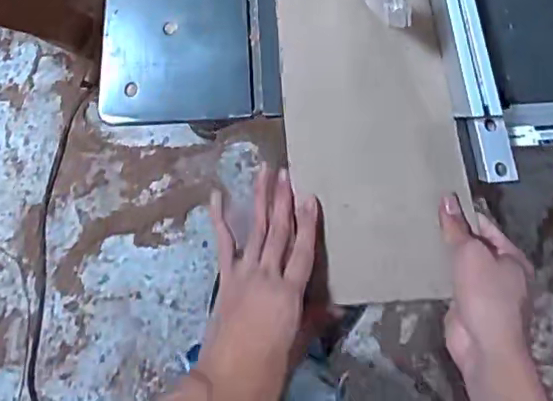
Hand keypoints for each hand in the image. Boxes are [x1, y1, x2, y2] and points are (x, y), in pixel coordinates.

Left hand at [185, 167, 321, 400]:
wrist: (224, 386)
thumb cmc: (266, 372)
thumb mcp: (296, 349)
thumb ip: (312, 321)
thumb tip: (335, 305)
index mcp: (288, 295)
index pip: (302, 251)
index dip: (308, 223)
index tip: (310, 196)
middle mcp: (266, 276)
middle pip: (279, 232)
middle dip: (284, 200)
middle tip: (288, 172)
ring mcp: (243, 274)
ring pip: (256, 229)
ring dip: (261, 199)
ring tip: (265, 172)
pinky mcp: (225, 278)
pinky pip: (224, 243)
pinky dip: (220, 218)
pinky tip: (218, 195)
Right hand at [438, 194, 546, 399]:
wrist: (486, 350)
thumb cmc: (486, 295)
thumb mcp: (470, 253)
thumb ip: (456, 227)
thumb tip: (447, 199)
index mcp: (513, 258)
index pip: (486, 226)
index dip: (464, 213)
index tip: (440, 201)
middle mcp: (503, 274)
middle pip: (474, 245)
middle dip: (454, 233)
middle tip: (426, 214)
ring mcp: (486, 293)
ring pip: (463, 264)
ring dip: (446, 253)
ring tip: (421, 232)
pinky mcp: (468, 307)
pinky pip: (453, 282)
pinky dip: (441, 273)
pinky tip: (423, 259)